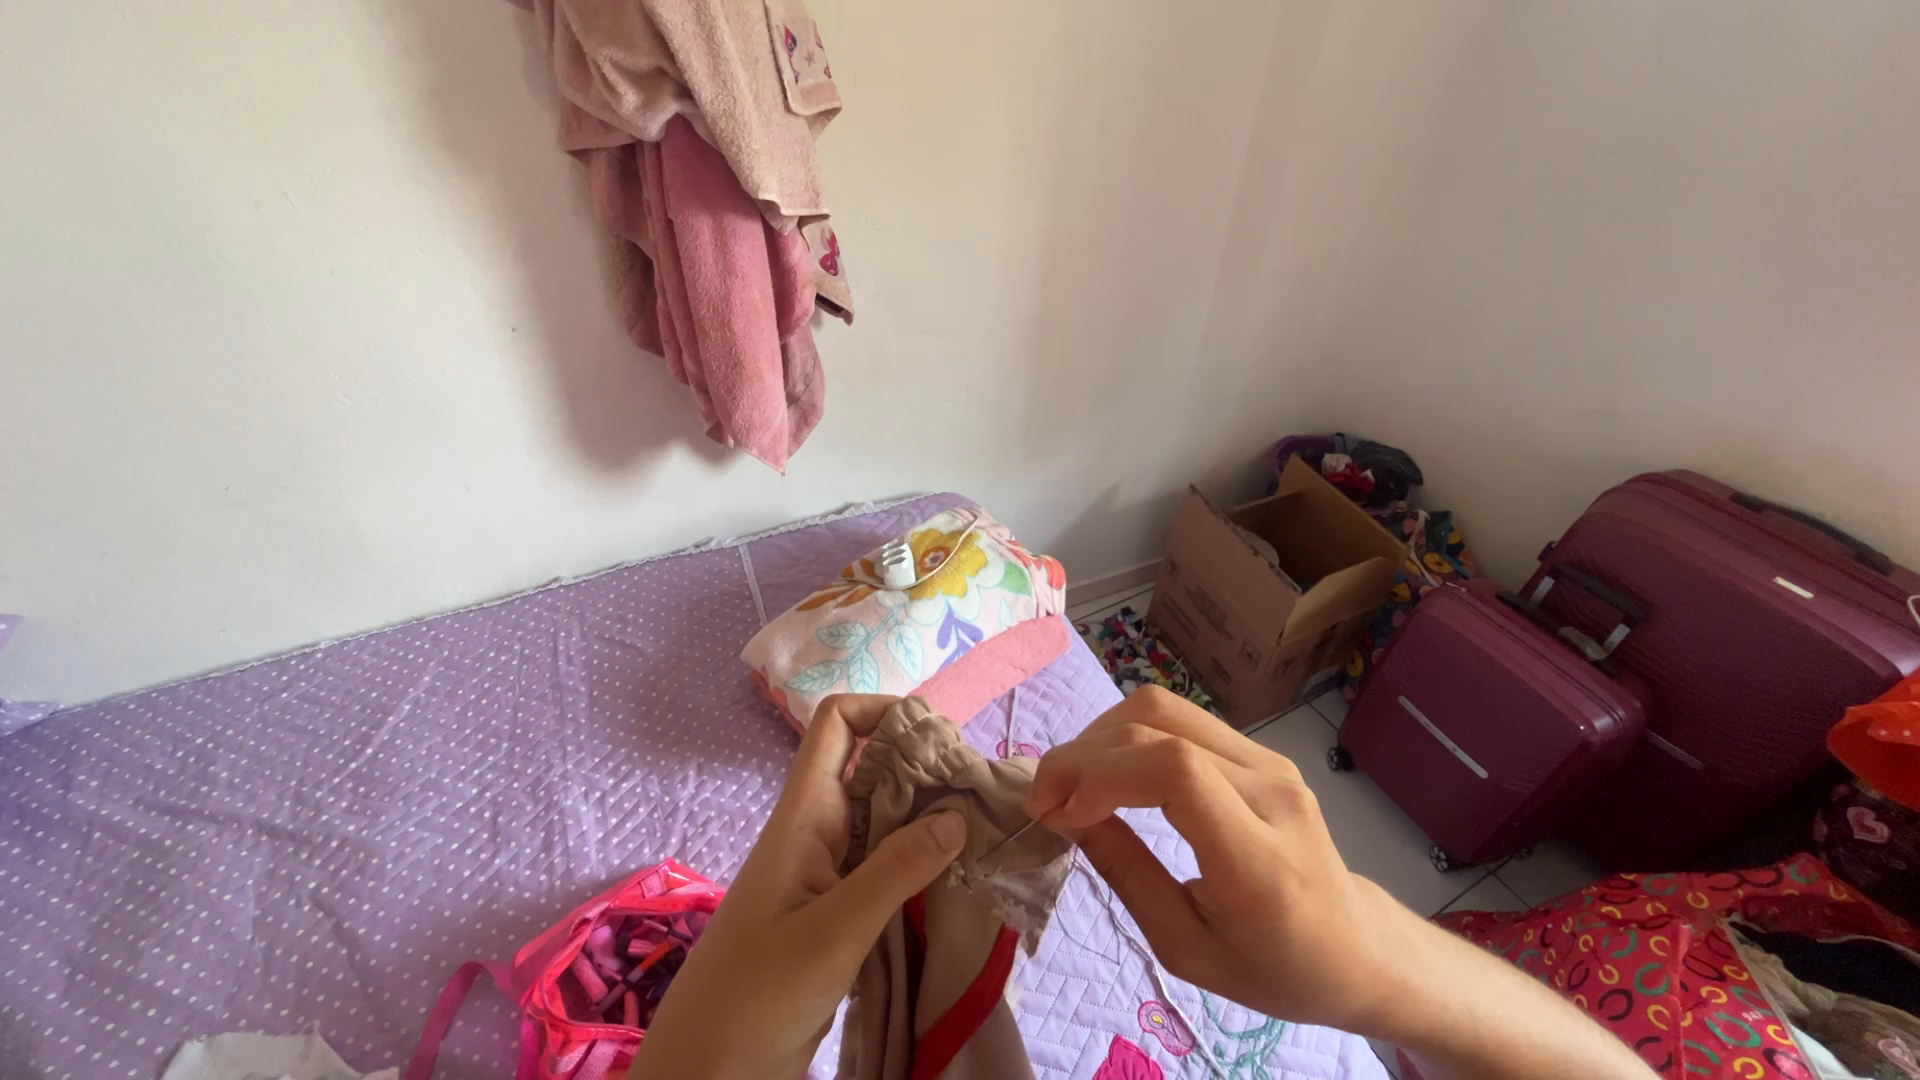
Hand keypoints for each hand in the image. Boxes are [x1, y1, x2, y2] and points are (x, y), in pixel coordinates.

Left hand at [631, 695, 967, 1079]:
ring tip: (979, 826)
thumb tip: (956, 816)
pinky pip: (885, 864)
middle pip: (870, 767)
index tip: (935, 736)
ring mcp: (827, 871)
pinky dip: (920, 858)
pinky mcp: (838, 909)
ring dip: (927, 814)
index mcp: (803, 815)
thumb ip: (894, 871)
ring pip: (882, 817)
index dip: (881, 710)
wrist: (707, 1072)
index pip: (836, 725)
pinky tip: (955, 873)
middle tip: (976, 787)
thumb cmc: (757, 995)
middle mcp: (816, 830)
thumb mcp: (832, 933)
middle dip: (921, 765)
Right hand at [1025, 687, 1656, 1079]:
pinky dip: (1126, 737)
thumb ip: (1126, 874)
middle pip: (1159, 724)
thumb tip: (1069, 813)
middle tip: (1046, 800)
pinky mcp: (1259, 751)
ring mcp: (1268, 760)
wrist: (1358, 949)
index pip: (1174, 771)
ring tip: (1072, 784)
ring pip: (1163, 707)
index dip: (1099, 774)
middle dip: (1083, 753)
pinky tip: (1110, 774)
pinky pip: (1179, 719)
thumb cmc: (1275, 969)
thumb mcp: (1188, 950)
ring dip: (1100, 737)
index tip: (1055, 812)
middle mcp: (1269, 789)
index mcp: (1258, 858)